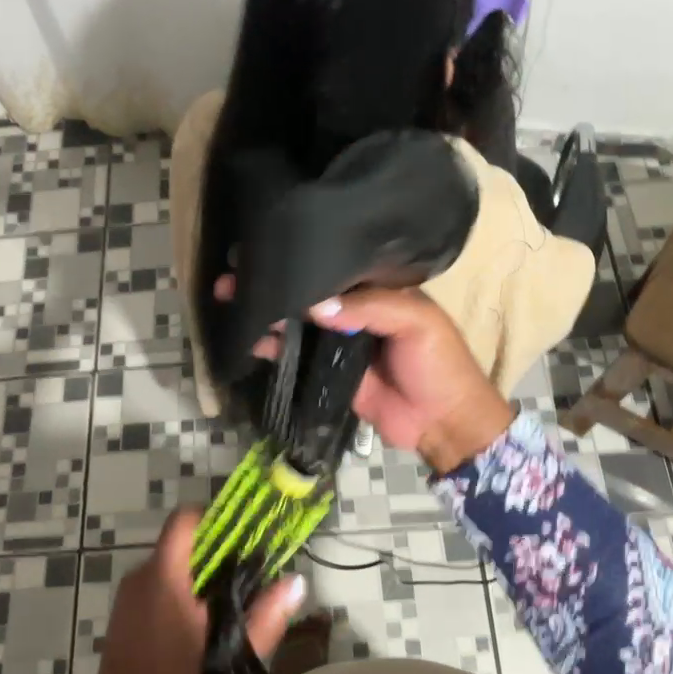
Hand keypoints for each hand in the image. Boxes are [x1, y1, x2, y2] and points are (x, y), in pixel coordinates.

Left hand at [85, 507, 304, 673]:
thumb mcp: (232, 652)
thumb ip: (267, 615)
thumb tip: (296, 581)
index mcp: (164, 575)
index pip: (184, 520)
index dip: (213, 516)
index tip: (241, 535)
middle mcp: (140, 575)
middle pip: (180, 544)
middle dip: (212, 553)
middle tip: (244, 576)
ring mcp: (127, 595)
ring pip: (168, 566)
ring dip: (195, 576)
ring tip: (223, 605)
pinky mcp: (122, 613)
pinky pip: (154, 585)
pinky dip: (176, 591)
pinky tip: (195, 625)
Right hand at [215, 276, 513, 471]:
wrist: (443, 423)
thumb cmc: (439, 364)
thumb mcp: (416, 323)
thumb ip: (370, 308)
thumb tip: (315, 305)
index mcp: (380, 291)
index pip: (335, 269)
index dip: (302, 260)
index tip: (266, 250)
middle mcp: (355, 311)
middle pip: (308, 294)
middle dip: (273, 284)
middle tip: (234, 275)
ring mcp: (339, 342)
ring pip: (297, 323)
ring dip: (266, 313)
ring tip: (228, 298)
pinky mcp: (328, 373)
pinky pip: (297, 356)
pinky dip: (273, 347)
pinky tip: (249, 337)